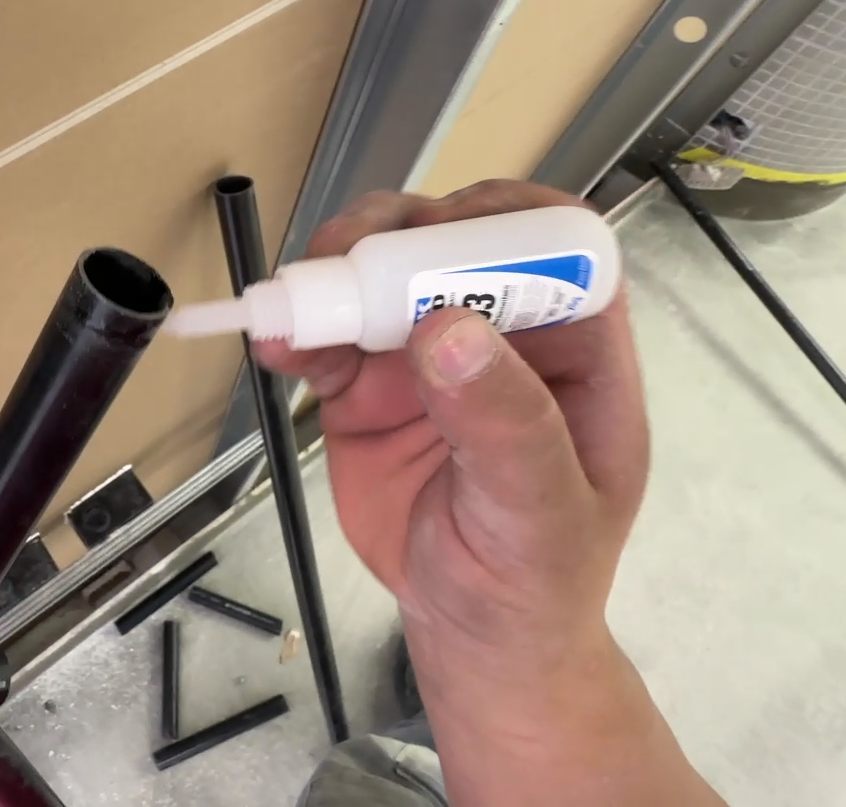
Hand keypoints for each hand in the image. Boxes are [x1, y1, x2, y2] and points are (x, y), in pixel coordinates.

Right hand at [257, 180, 644, 669]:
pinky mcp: (360, 383)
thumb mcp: (539, 513)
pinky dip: (293, 332)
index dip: (497, 219)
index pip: (550, 240)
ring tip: (295, 301)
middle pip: (440, 241)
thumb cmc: (533, 576)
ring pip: (370, 275)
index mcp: (569, 344)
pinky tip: (275, 345)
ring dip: (329, 274)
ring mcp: (418, 353)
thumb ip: (506, 426)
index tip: (437, 241)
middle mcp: (493, 331)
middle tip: (343, 259)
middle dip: (388, 235)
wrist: (465, 626)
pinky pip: (322, 338)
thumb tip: (445, 327)